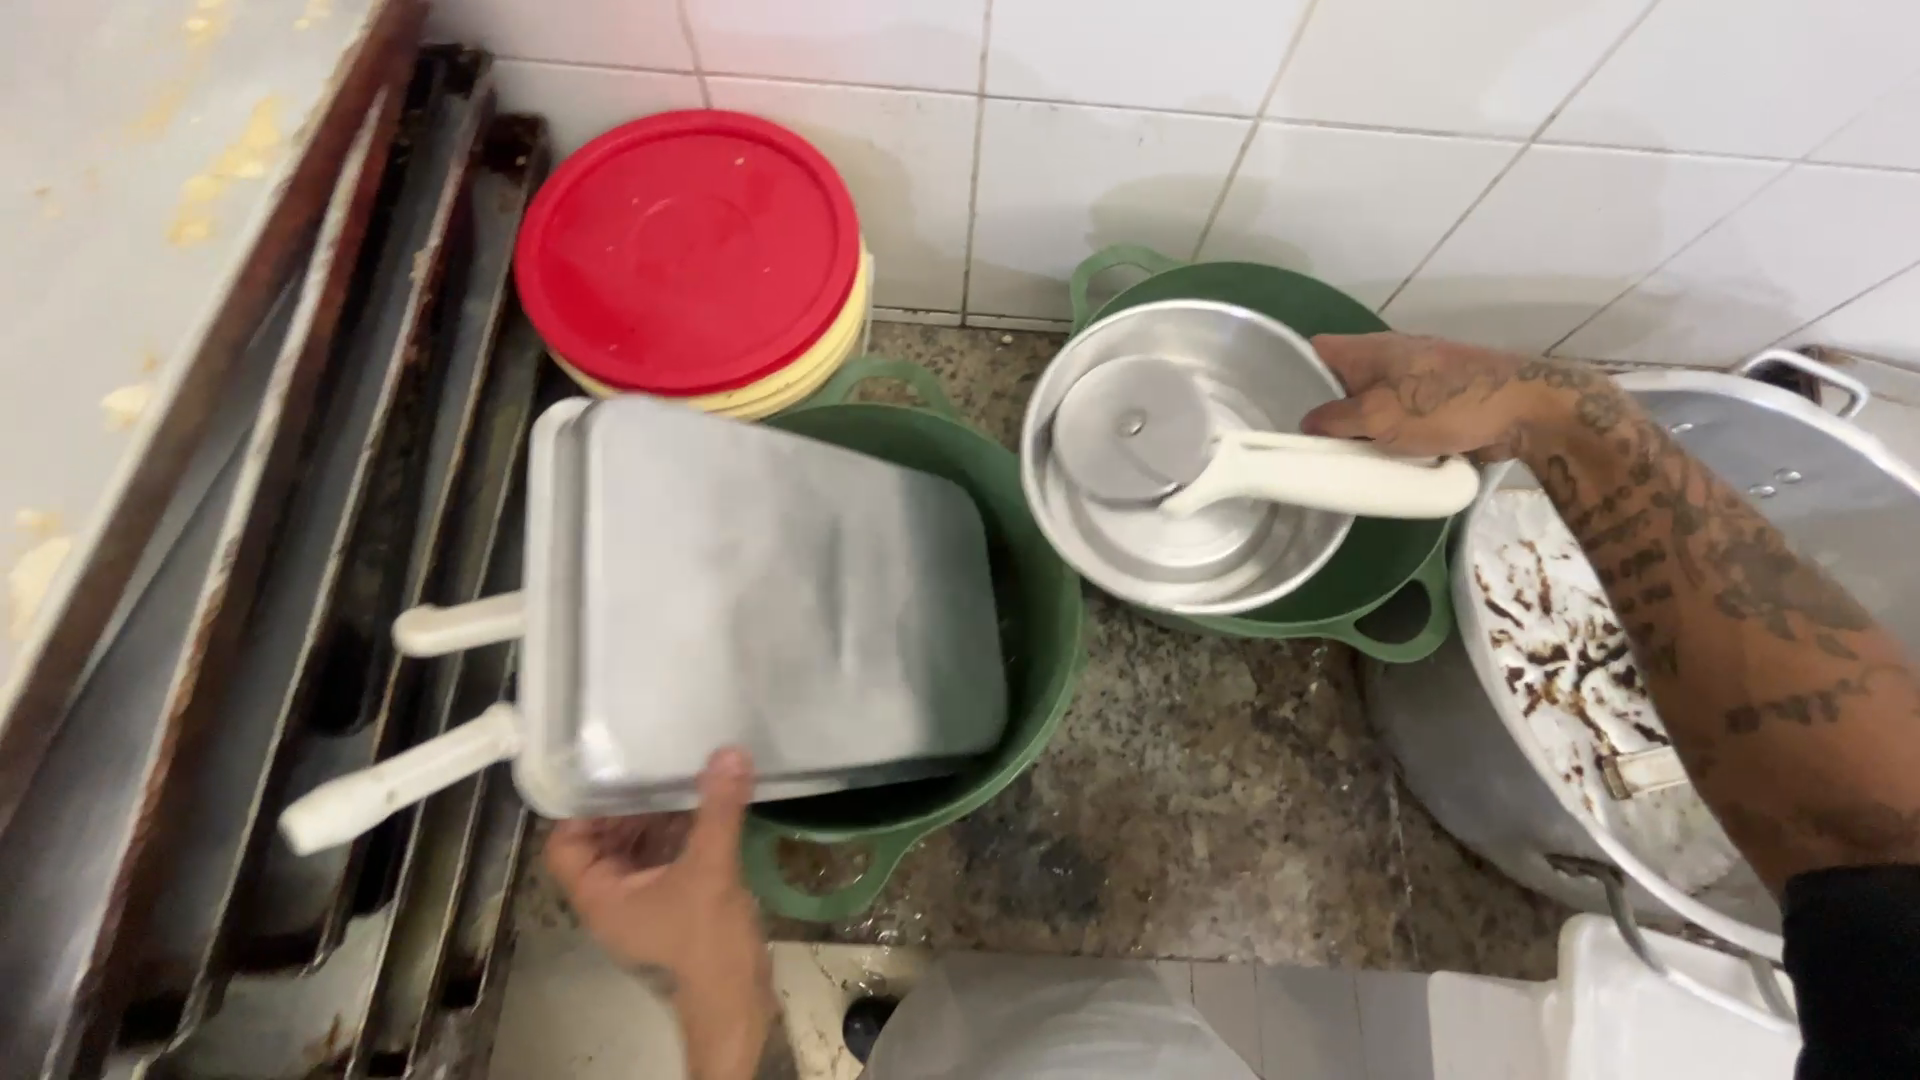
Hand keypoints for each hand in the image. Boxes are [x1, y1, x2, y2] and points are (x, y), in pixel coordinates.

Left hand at [545, 748, 772, 1079]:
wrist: (736, 1000)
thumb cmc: (706, 941)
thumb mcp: (710, 870)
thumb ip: (718, 810)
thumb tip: (729, 753)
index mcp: (601, 896)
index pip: (566, 845)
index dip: (585, 808)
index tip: (617, 773)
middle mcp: (615, 898)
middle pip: (603, 841)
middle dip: (630, 805)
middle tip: (658, 768)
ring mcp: (645, 902)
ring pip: (637, 848)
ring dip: (658, 815)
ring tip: (685, 780)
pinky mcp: (675, 902)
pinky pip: (666, 856)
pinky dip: (680, 830)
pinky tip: (707, 808)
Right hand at [1299, 332, 1621, 460]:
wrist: (1528, 410)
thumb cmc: (1447, 405)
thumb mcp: (1377, 417)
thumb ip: (1334, 421)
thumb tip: (1307, 424)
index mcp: (1369, 349)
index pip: (1314, 350)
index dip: (1288, 369)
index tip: (1271, 400)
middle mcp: (1389, 356)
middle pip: (1338, 379)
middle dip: (1319, 406)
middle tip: (1298, 438)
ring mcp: (1414, 377)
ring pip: (1366, 400)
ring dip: (1353, 424)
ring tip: (1333, 452)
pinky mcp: (1435, 399)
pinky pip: (1393, 415)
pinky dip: (1381, 432)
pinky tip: (1374, 455)